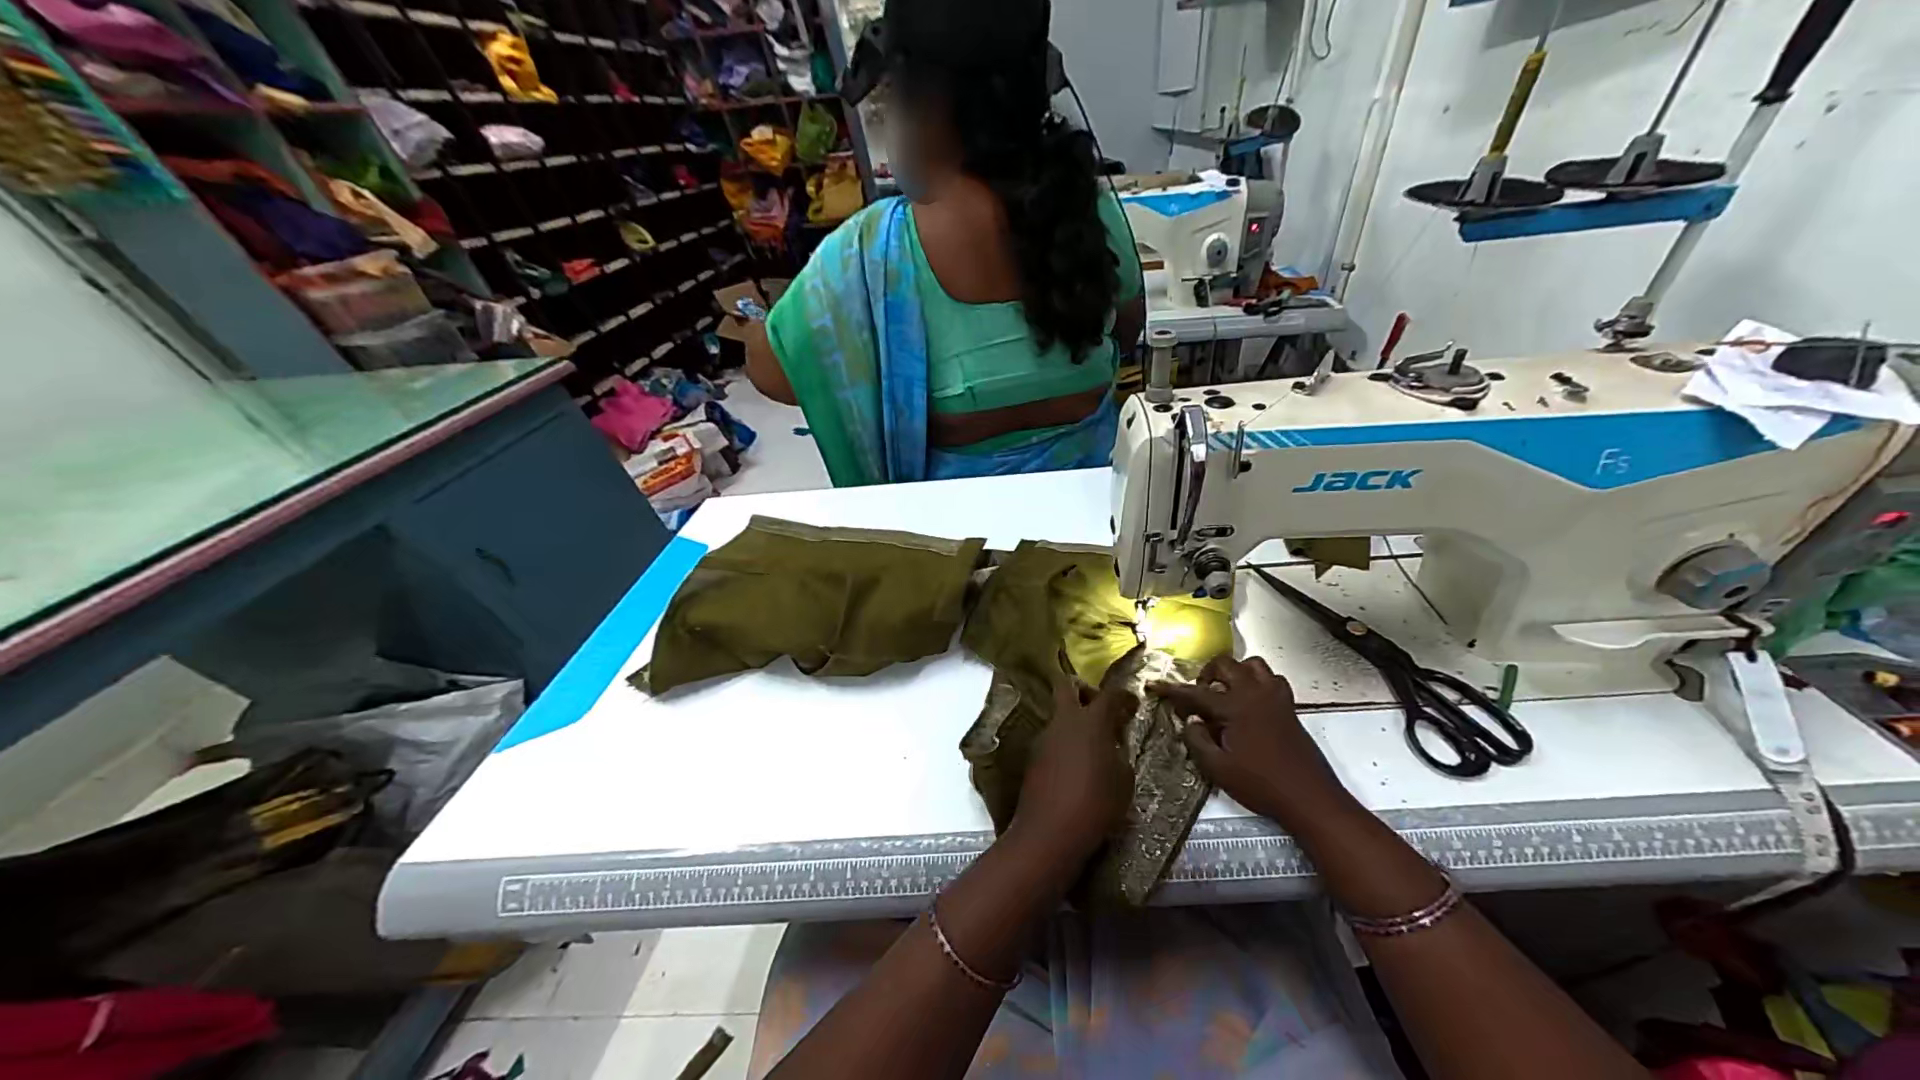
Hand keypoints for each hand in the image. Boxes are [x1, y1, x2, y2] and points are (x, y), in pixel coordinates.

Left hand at [1008, 676, 1136, 865]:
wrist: (1050, 832)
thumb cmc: (1096, 803)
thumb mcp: (1124, 780)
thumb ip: (1120, 755)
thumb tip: (1112, 747)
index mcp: (1091, 720)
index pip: (1110, 694)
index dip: (1124, 696)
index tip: (1133, 704)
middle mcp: (1064, 721)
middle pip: (1068, 686)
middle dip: (1085, 691)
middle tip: (1100, 709)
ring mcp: (1044, 737)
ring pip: (1059, 716)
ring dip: (1074, 723)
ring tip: (1092, 748)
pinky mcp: (1032, 757)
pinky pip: (1052, 740)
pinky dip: (1065, 745)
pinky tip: (1076, 767)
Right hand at [1152, 656, 1353, 830]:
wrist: (1309, 797)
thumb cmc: (1261, 785)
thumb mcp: (1218, 769)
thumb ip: (1197, 740)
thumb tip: (1191, 721)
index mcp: (1234, 707)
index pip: (1195, 693)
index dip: (1171, 689)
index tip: (1154, 685)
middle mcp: (1255, 693)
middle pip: (1226, 665)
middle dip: (1206, 673)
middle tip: (1199, 692)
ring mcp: (1276, 697)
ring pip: (1252, 665)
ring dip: (1235, 672)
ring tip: (1225, 691)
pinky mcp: (1290, 707)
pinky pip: (1272, 679)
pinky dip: (1257, 681)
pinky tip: (1251, 701)